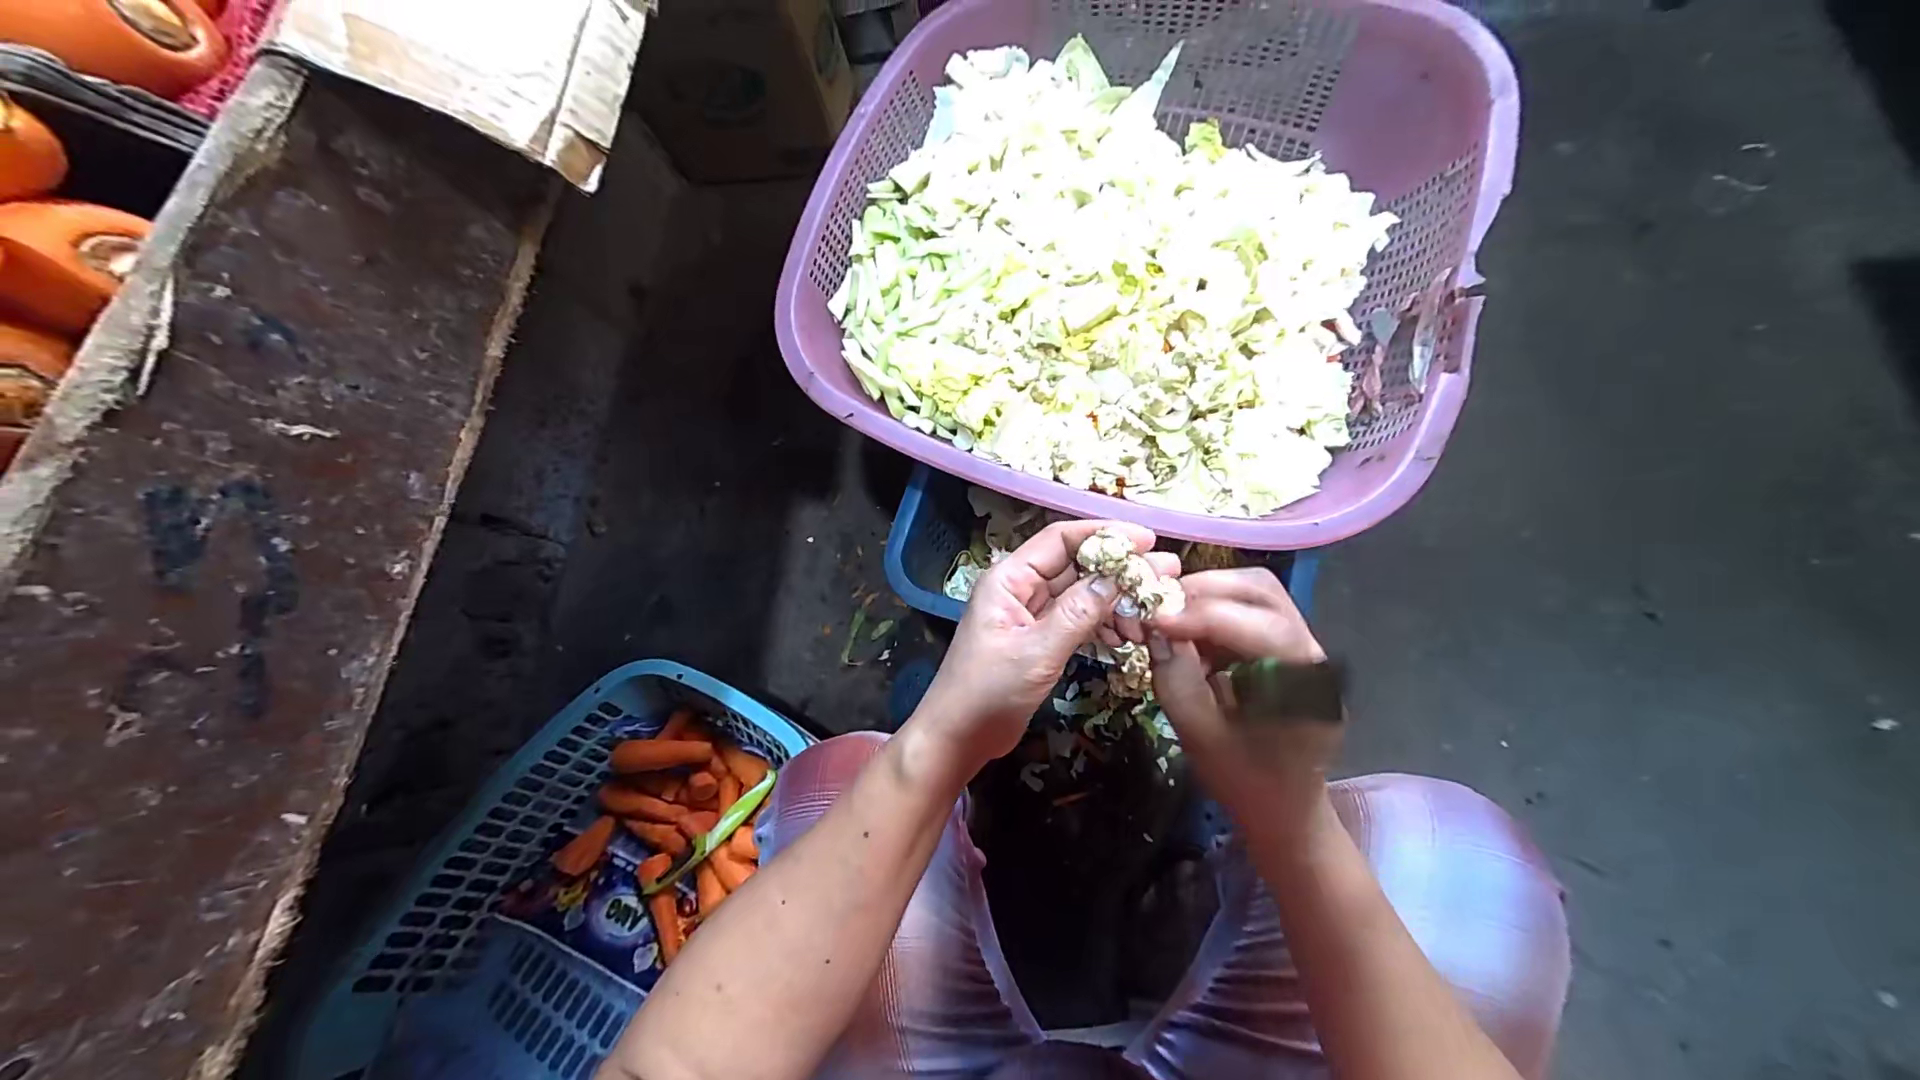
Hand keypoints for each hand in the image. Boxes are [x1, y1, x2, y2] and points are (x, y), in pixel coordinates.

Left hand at [914, 520, 1179, 772]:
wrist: (960, 736)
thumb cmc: (988, 692)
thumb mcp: (1036, 652)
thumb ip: (1078, 613)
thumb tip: (1118, 577)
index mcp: (1009, 579)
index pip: (1060, 540)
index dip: (1104, 534)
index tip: (1147, 540)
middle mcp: (1021, 588)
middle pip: (1076, 565)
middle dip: (1120, 569)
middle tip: (1166, 574)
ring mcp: (1031, 614)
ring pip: (1081, 594)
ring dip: (1116, 600)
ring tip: (1153, 611)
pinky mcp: (1040, 639)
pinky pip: (1078, 620)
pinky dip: (1103, 624)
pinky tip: (1129, 635)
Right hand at [1147, 568, 1339, 841]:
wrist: (1283, 809)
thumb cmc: (1243, 780)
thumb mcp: (1199, 736)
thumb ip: (1176, 679)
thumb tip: (1154, 628)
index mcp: (1305, 686)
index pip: (1262, 628)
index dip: (1205, 616)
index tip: (1156, 619)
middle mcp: (1314, 656)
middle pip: (1262, 592)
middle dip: (1205, 591)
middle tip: (1158, 607)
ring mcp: (1303, 647)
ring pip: (1255, 593)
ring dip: (1207, 597)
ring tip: (1169, 617)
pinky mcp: (1283, 647)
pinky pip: (1247, 610)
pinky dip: (1211, 611)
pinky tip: (1187, 632)